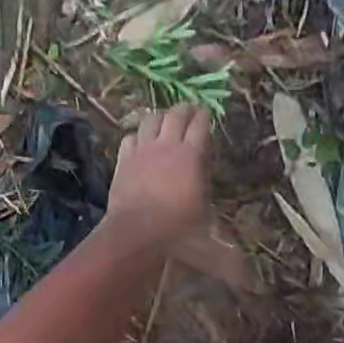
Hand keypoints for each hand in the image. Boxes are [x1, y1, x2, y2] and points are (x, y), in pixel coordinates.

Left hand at [102, 105, 210, 248]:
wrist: (136, 233)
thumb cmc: (177, 228)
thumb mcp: (204, 218)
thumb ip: (209, 198)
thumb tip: (219, 211)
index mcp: (191, 156)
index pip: (200, 125)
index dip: (204, 116)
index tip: (206, 114)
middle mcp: (167, 146)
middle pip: (175, 115)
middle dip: (184, 109)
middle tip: (188, 110)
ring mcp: (143, 151)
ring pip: (150, 120)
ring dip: (159, 117)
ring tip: (163, 119)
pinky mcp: (124, 160)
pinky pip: (130, 138)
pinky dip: (137, 136)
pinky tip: (139, 142)